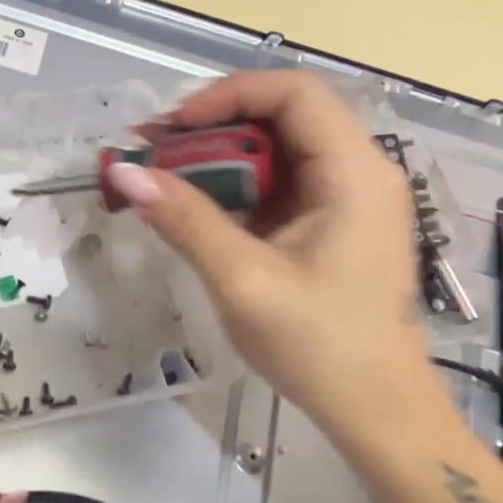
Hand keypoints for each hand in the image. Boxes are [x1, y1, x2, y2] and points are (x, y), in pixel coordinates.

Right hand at [106, 71, 429, 436]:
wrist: (376, 410)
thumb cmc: (319, 346)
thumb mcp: (243, 281)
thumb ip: (186, 220)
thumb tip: (126, 174)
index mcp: (355, 172)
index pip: (292, 93)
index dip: (226, 96)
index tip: (170, 129)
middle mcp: (361, 172)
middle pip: (284, 117)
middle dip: (214, 127)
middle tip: (152, 152)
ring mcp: (350, 200)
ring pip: (279, 152)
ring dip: (220, 159)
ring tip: (163, 179)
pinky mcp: (335, 227)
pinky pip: (282, 187)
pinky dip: (237, 190)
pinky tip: (196, 210)